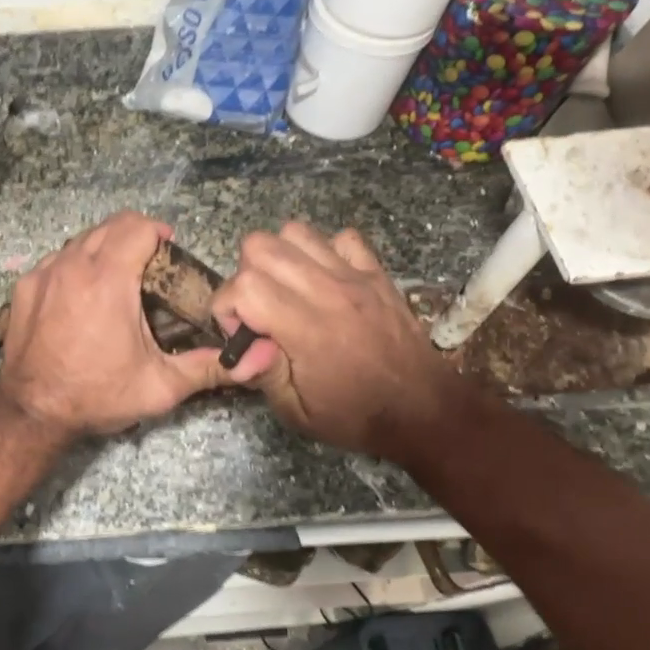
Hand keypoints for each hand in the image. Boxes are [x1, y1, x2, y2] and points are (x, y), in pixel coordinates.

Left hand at [0, 212, 230, 437]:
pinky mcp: (24, 288)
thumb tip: (261, 358)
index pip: (136, 226)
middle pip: (108, 226)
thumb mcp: (160, 386)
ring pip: (79, 241)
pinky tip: (83, 297)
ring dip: (103, 249)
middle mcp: (72, 266)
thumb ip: (210, 366)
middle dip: (133, 237)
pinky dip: (74, 267)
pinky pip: (55, 261)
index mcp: (107, 279)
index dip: (157, 232)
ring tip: (118, 280)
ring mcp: (43, 274)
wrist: (32, 412)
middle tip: (150, 265)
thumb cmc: (97, 396)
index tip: (168, 250)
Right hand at [212, 221, 466, 455]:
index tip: (239, 335)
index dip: (226, 308)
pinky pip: (341, 238)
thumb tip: (238, 353)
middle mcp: (328, 292)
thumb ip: (263, 376)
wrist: (424, 410)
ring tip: (286, 292)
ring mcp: (355, 277)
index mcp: (306, 330)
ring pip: (295, 232)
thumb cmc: (356, 417)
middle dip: (244, 276)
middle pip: (260, 246)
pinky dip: (324, 253)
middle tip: (258, 311)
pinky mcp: (376, 272)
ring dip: (279, 258)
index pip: (244, 286)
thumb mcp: (298, 413)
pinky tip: (324, 282)